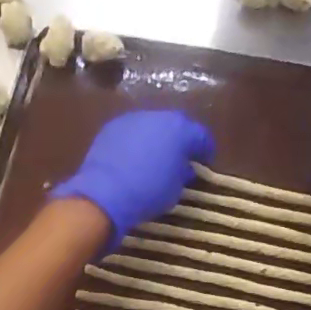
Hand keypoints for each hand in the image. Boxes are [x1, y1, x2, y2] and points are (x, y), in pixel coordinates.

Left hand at [50, 110, 215, 249]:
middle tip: (179, 159)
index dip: (205, 150)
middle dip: (178, 141)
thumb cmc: (148, 193)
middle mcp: (158, 116)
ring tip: (153, 159)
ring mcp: (132, 119)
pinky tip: (132, 159)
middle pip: (174, 126)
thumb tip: (184, 167)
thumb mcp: (175, 189)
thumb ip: (183, 173)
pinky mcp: (111, 127)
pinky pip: (131, 133)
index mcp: (180, 130)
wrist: (105, 193)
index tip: (205, 162)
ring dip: (155, 140)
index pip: (201, 137)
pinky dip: (135, 143)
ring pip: (151, 127)